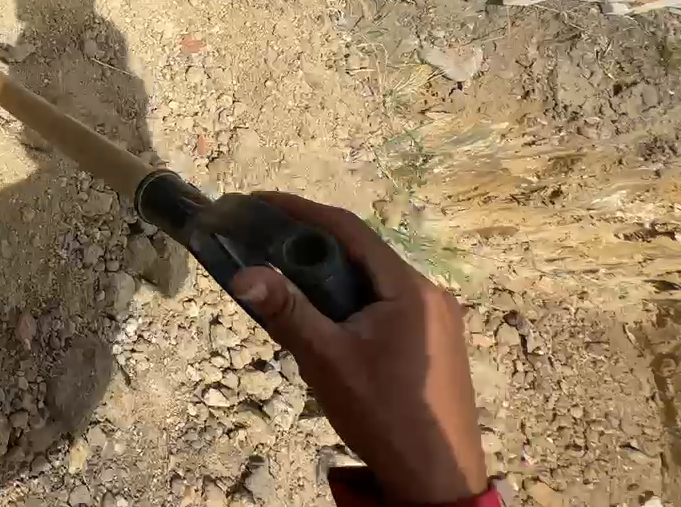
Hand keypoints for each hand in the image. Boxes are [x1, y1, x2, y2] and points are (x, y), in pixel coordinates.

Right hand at [231, 193, 485, 504]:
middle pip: (358, 248)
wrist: (439, 486)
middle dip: (306, 237)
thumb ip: (286, 311)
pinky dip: (342, 290)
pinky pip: (378, 296)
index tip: (258, 202)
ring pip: (367, 274)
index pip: (348, 228)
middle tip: (261, 235)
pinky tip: (317, 308)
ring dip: (324, 266)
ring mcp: (433, 318)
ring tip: (280, 269)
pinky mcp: (429, 340)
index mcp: (409, 288)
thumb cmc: (384, 414)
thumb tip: (241, 274)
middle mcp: (427, 293)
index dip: (300, 208)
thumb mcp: (327, 360)